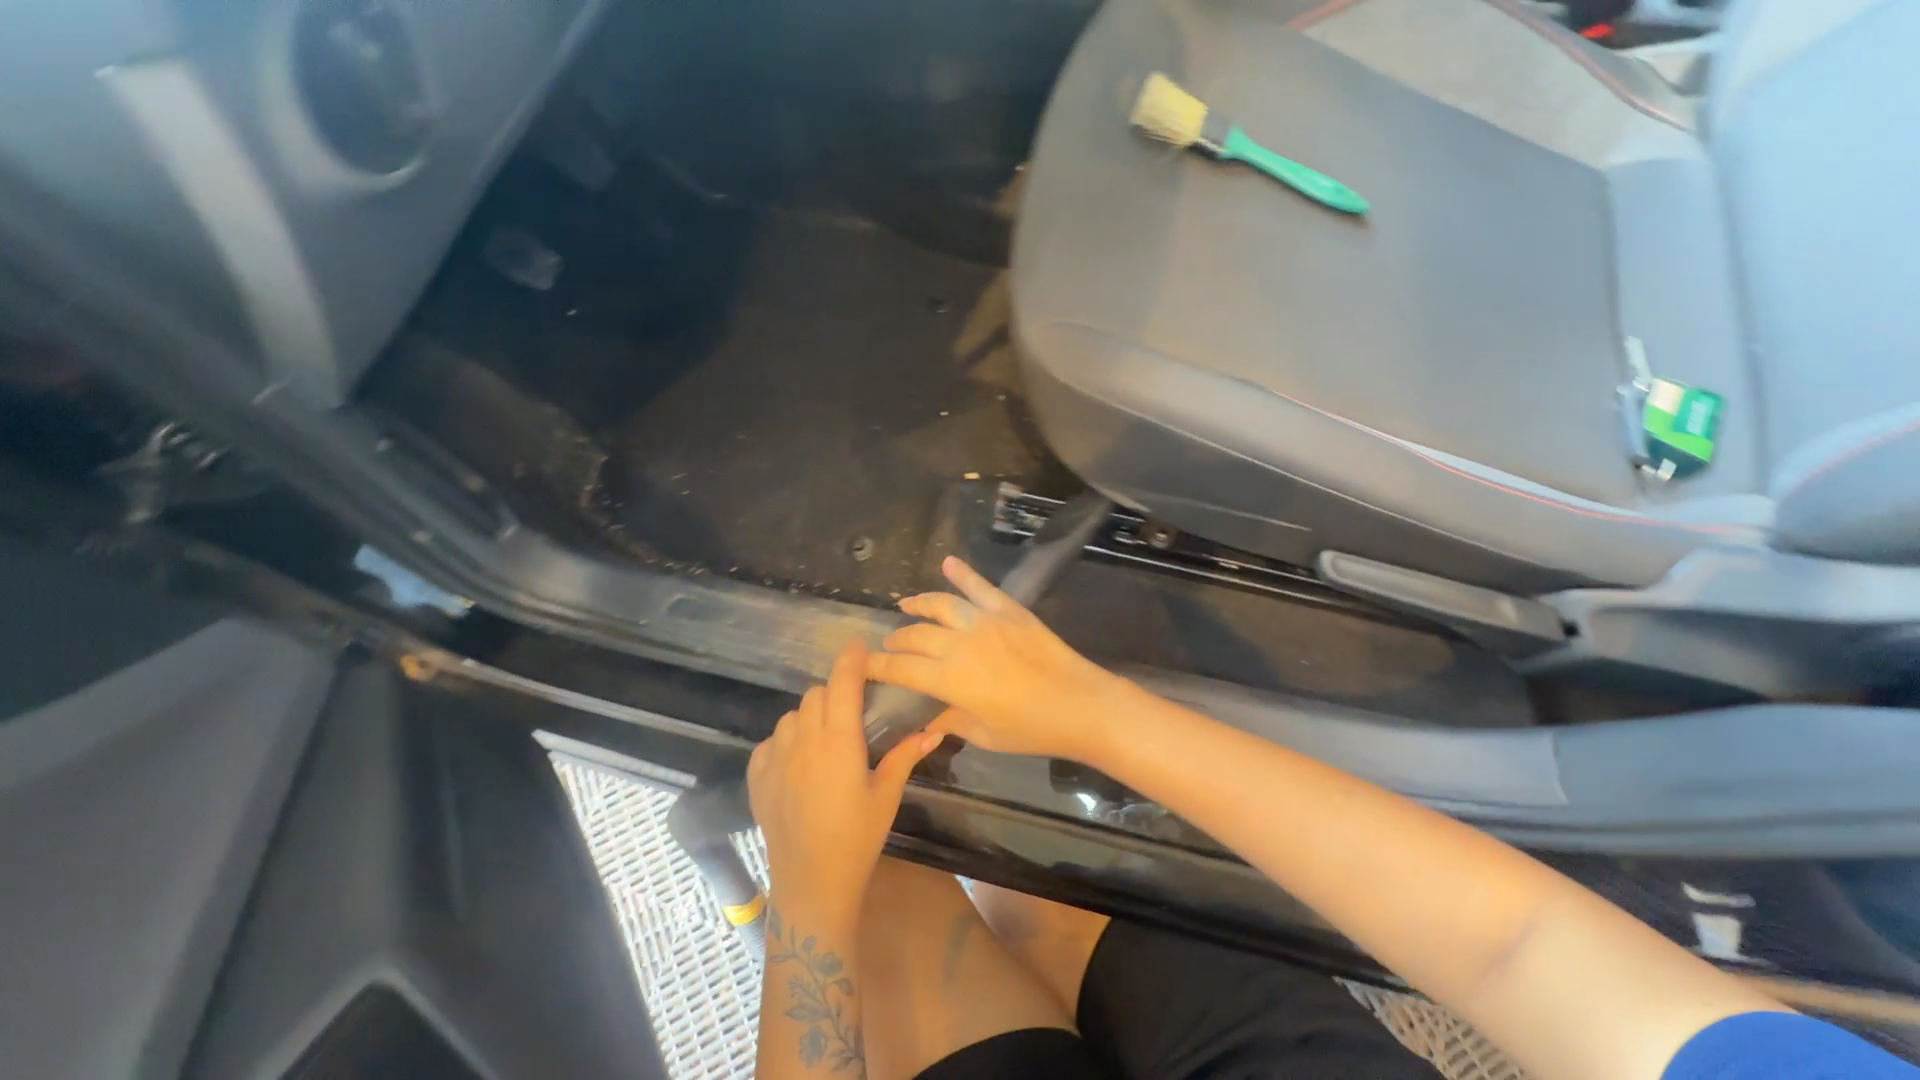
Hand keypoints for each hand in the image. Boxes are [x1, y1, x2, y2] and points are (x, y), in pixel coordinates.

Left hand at [748, 642, 943, 928]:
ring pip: (791, 716)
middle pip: (815, 695)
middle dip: (833, 692)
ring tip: (824, 738)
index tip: (858, 646)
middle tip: (850, 710)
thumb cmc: (858, 837)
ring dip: (808, 716)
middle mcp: (803, 740)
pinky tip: (798, 762)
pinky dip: (785, 742)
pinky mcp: (757, 777)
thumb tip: (934, 730)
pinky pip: (770, 743)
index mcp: (839, 741)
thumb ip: (906, 756)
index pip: (842, 683)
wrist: (813, 880)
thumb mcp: (887, 795)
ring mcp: (776, 759)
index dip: (850, 660)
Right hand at [869, 556, 1134, 761]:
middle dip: (896, 640)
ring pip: (941, 604)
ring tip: (905, 605)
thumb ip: (951, 720)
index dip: (877, 667)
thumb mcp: (984, 734)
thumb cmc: (1032, 730)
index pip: (900, 669)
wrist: (1081, 705)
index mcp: (949, 679)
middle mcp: (959, 644)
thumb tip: (928, 716)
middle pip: (915, 635)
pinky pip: (980, 586)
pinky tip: (948, 562)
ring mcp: (985, 622)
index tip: (862, 666)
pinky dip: (962, 572)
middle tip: (890, 645)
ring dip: (919, 604)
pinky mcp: (1009, 610)